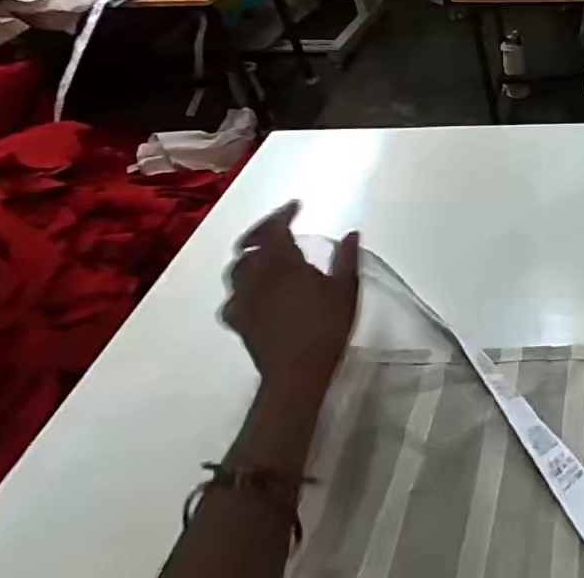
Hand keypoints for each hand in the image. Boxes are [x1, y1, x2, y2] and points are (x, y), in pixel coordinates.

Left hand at [221, 201, 360, 397]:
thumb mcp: (345, 289)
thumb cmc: (324, 328)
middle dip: (261, 229)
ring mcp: (242, 298)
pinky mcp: (238, 321)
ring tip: (262, 255)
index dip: (283, 213)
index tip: (295, 207)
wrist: (296, 375)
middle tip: (277, 226)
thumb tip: (351, 234)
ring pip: (236, 268)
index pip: (275, 226)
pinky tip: (251, 293)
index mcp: (281, 260)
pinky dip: (241, 288)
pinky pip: (232, 298)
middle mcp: (256, 274)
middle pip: (249, 242)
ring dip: (248, 256)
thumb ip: (346, 257)